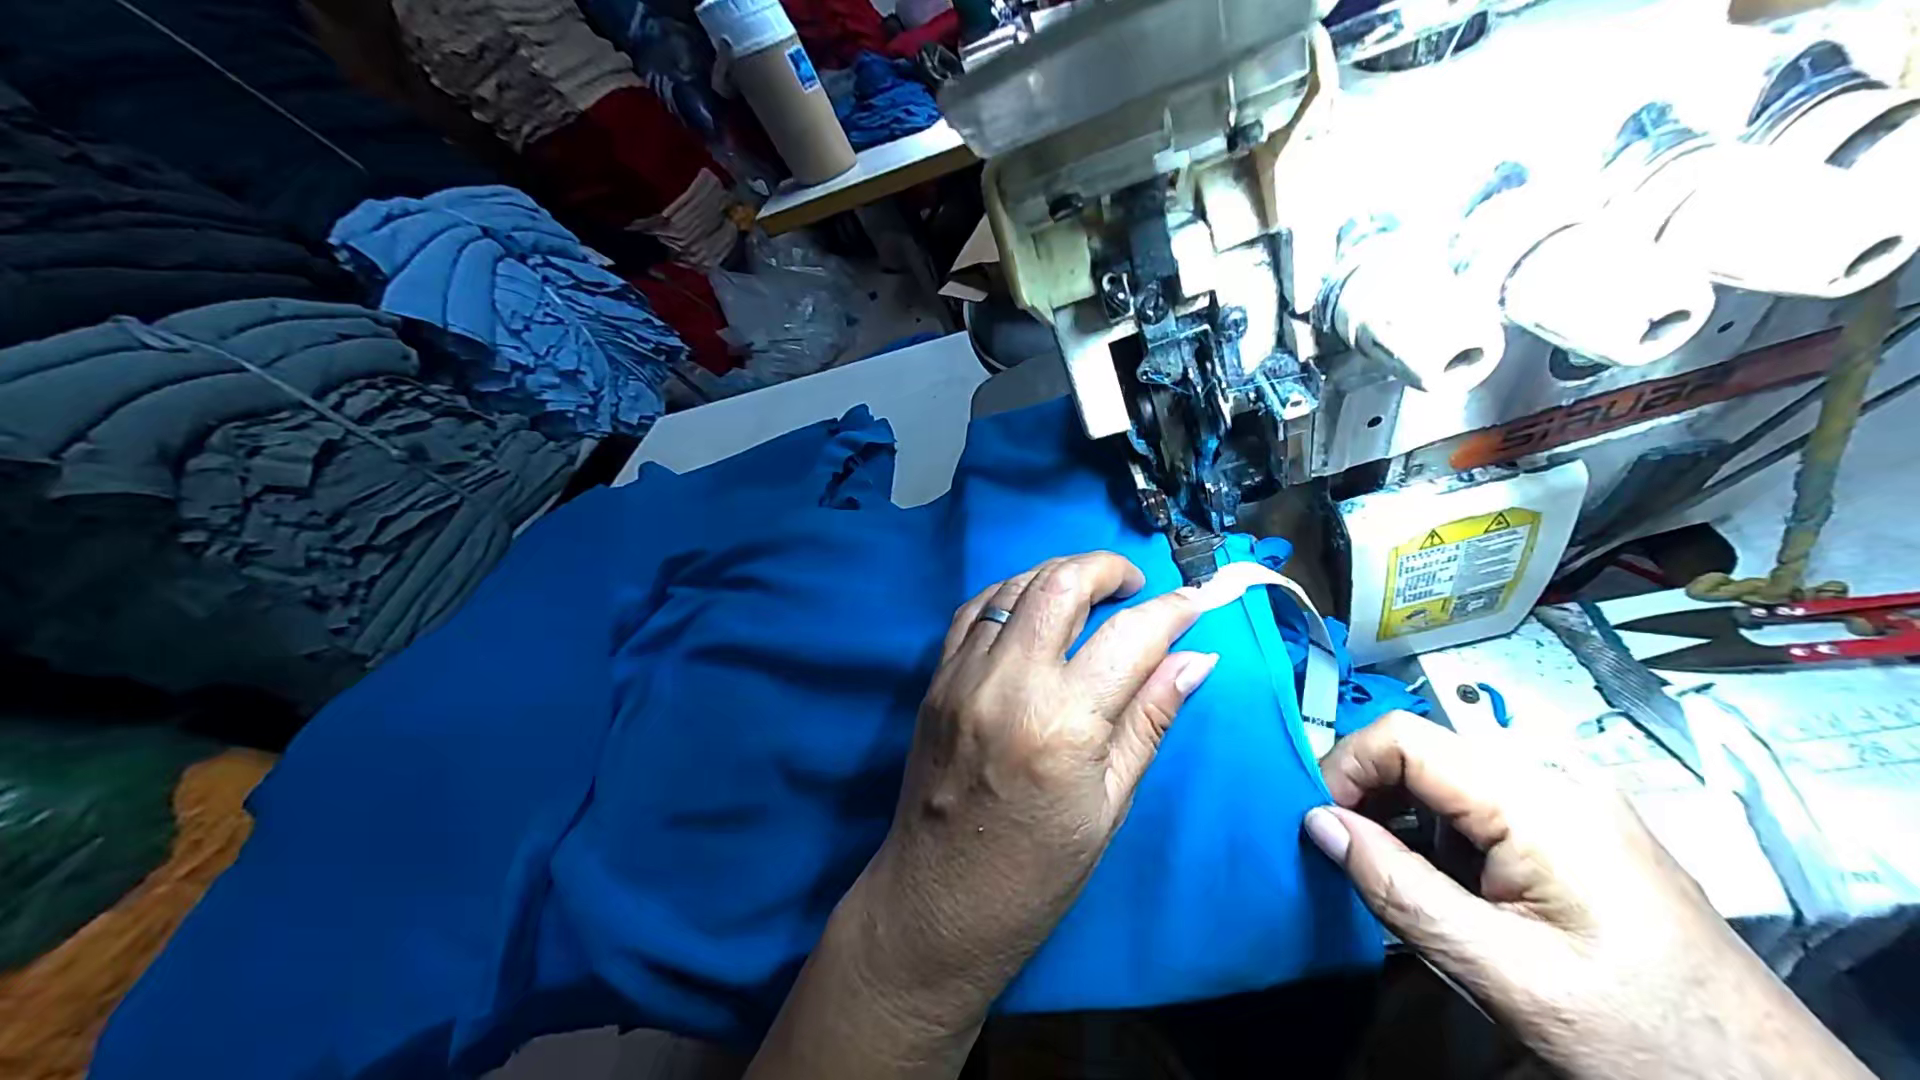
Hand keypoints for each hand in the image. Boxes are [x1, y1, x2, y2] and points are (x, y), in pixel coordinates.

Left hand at [747, 552, 1212, 1078]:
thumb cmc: (1037, 871)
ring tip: (1088, 592)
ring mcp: (962, 676)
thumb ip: (1150, 718)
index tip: (1196, 599)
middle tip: (1133, 585)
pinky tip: (1032, 608)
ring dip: (1059, 575)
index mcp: (1063, 724)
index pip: (1132, 636)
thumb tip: (1197, 657)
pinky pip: (973, 610)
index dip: (1174, 609)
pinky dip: (1010, 594)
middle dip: (1107, 568)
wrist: (938, 902)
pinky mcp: (935, 680)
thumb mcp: (1110, 803)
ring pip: (1014, 587)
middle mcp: (1008, 684)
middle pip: (1061, 585)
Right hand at [1304, 712, 1869, 1079]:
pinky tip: (1450, 886)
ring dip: (1403, 819)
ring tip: (1397, 879)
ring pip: (1445, 778)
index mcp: (1541, 801)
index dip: (1344, 768)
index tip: (1319, 823)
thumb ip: (1399, 890)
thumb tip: (1316, 823)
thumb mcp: (1506, 974)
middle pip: (1422, 752)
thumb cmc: (1647, 1041)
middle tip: (1348, 856)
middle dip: (1370, 797)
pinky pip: (1479, 803)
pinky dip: (1440, 834)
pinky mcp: (1577, 828)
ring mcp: (1572, 802)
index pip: (1402, 736)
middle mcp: (1556, 781)